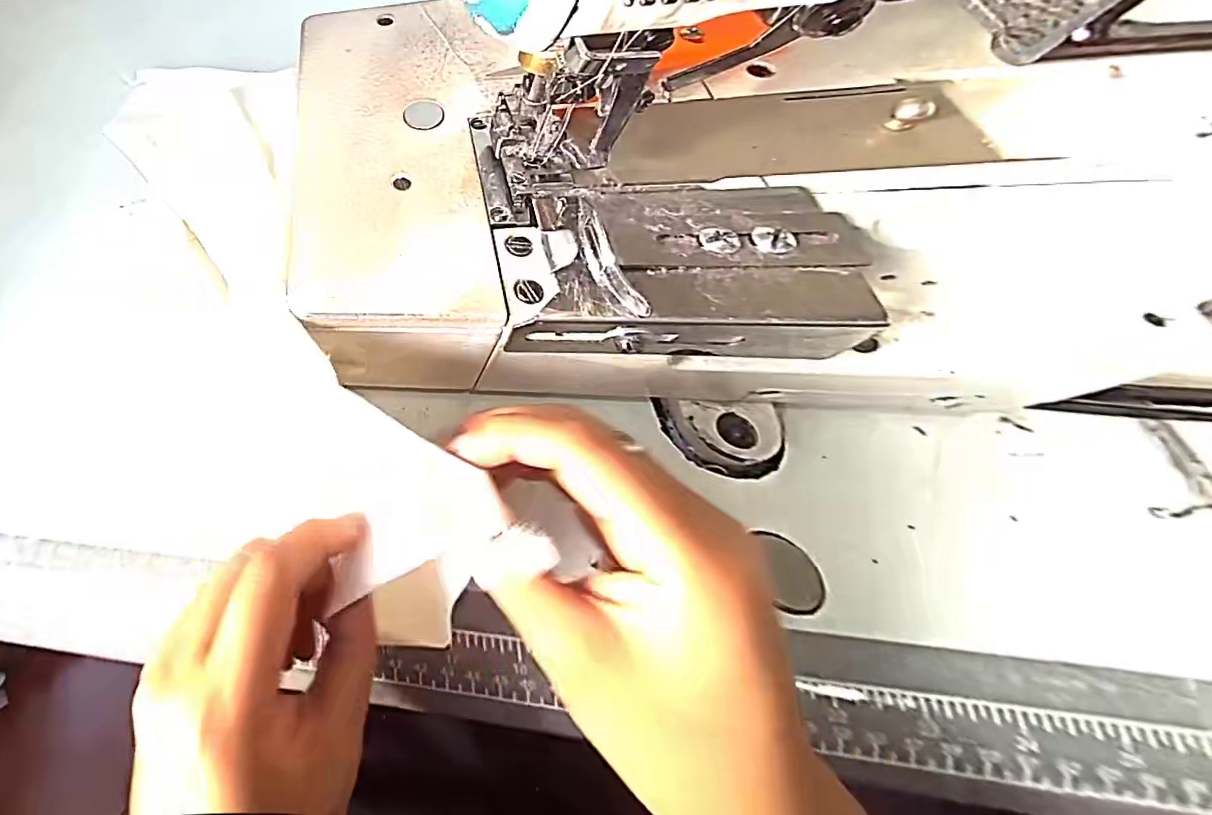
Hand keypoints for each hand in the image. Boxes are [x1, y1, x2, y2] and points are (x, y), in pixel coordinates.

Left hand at [130, 515, 377, 814]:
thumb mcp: (334, 745)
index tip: (352, 532)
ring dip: (276, 581)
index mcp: (223, 698)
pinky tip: (276, 642)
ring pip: (226, 577)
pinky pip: (208, 603)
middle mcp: (177, 673)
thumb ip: (353, 653)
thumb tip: (355, 590)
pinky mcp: (155, 669)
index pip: (267, 576)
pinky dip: (251, 602)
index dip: (317, 540)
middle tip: (338, 587)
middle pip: (244, 564)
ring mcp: (158, 669)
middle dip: (301, 560)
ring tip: (307, 630)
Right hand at [449, 406, 861, 814]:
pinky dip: (558, 472)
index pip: (586, 449)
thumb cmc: (679, 747)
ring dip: (535, 447)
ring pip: (602, 450)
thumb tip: (471, 514)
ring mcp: (698, 525)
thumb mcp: (574, 655)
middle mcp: (702, 522)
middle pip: (595, 437)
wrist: (751, 795)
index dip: (513, 433)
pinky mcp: (683, 535)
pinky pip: (611, 479)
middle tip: (460, 450)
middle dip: (517, 432)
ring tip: (479, 462)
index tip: (461, 445)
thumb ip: (514, 571)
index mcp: (685, 548)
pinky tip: (523, 480)